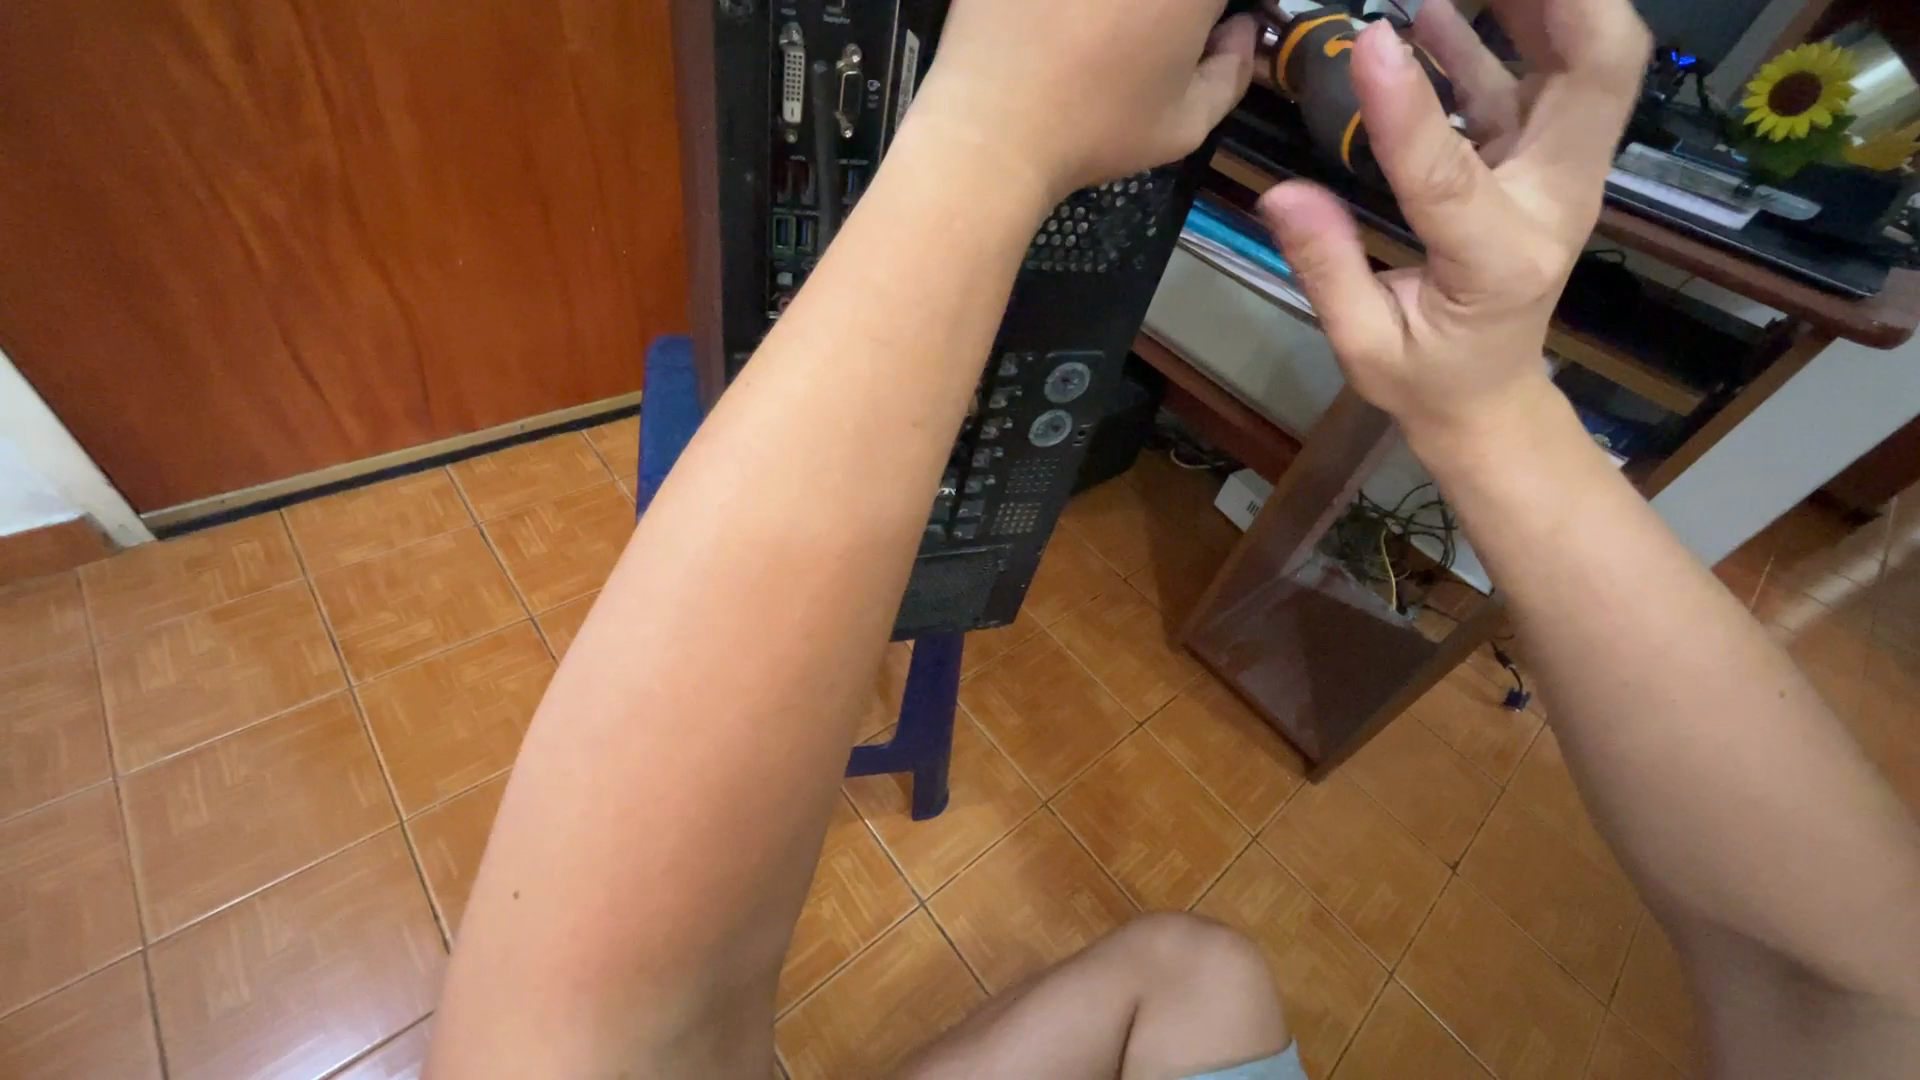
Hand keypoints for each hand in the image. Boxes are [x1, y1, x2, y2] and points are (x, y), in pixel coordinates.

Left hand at [904, 0, 1256, 201]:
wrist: (993, 134)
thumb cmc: (1094, 135)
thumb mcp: (1183, 128)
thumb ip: (1231, 73)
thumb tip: (1237, 33)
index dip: (1218, 11)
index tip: (1208, 28)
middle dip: (1164, 12)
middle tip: (1146, 33)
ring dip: (1111, 11)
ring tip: (1093, 30)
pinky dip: (1063, 7)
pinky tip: (1056, 25)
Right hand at [1256, 0, 1650, 446]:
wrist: (1487, 396)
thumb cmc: (1423, 380)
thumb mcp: (1361, 342)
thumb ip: (1326, 266)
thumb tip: (1280, 194)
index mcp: (1498, 263)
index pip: (1449, 174)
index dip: (1407, 110)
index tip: (1368, 42)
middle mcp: (1553, 207)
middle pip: (1596, 73)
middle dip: (1559, 2)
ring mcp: (1561, 183)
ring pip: (1590, 63)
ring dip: (1545, 5)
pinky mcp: (1546, 172)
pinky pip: (1546, 87)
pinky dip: (1509, 39)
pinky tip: (1443, 15)